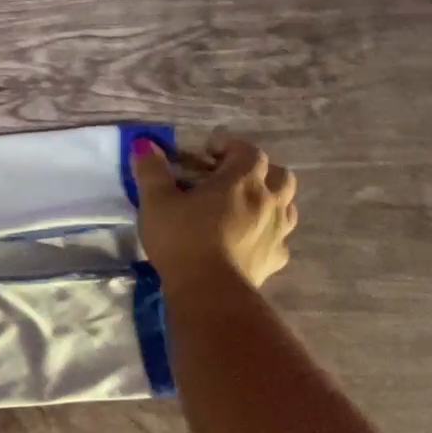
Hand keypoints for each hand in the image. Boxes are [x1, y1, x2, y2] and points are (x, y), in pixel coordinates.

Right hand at [133, 131, 296, 288]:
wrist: (209, 288)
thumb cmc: (181, 238)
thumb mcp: (155, 201)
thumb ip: (152, 171)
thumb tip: (145, 143)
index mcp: (241, 181)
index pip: (248, 151)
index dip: (229, 146)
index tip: (206, 151)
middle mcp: (269, 200)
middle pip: (279, 174)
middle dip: (258, 170)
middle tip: (230, 178)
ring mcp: (278, 229)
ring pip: (287, 203)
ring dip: (270, 198)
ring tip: (244, 206)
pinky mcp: (276, 255)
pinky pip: (279, 235)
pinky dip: (267, 230)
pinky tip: (249, 238)